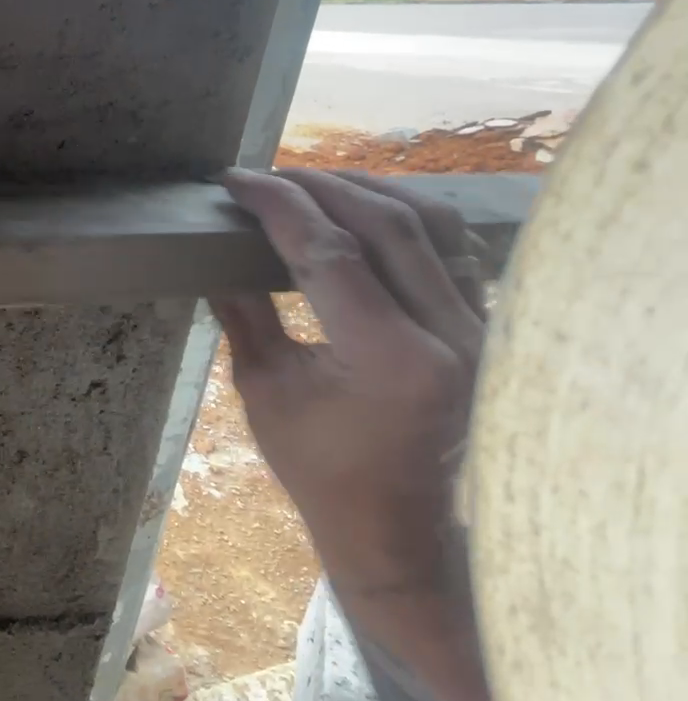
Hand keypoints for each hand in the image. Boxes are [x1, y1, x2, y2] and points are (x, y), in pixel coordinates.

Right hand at [212, 167, 491, 700]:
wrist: (399, 524)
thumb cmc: (318, 465)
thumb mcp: (262, 387)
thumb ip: (242, 311)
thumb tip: (212, 253)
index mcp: (388, 356)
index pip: (329, 249)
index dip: (277, 204)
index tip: (235, 181)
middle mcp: (451, 334)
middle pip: (386, 222)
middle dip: (316, 185)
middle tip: (263, 176)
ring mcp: (482, 329)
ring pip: (431, 224)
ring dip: (365, 189)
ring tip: (309, 181)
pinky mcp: (488, 328)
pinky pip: (454, 247)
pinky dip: (405, 214)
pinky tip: (364, 207)